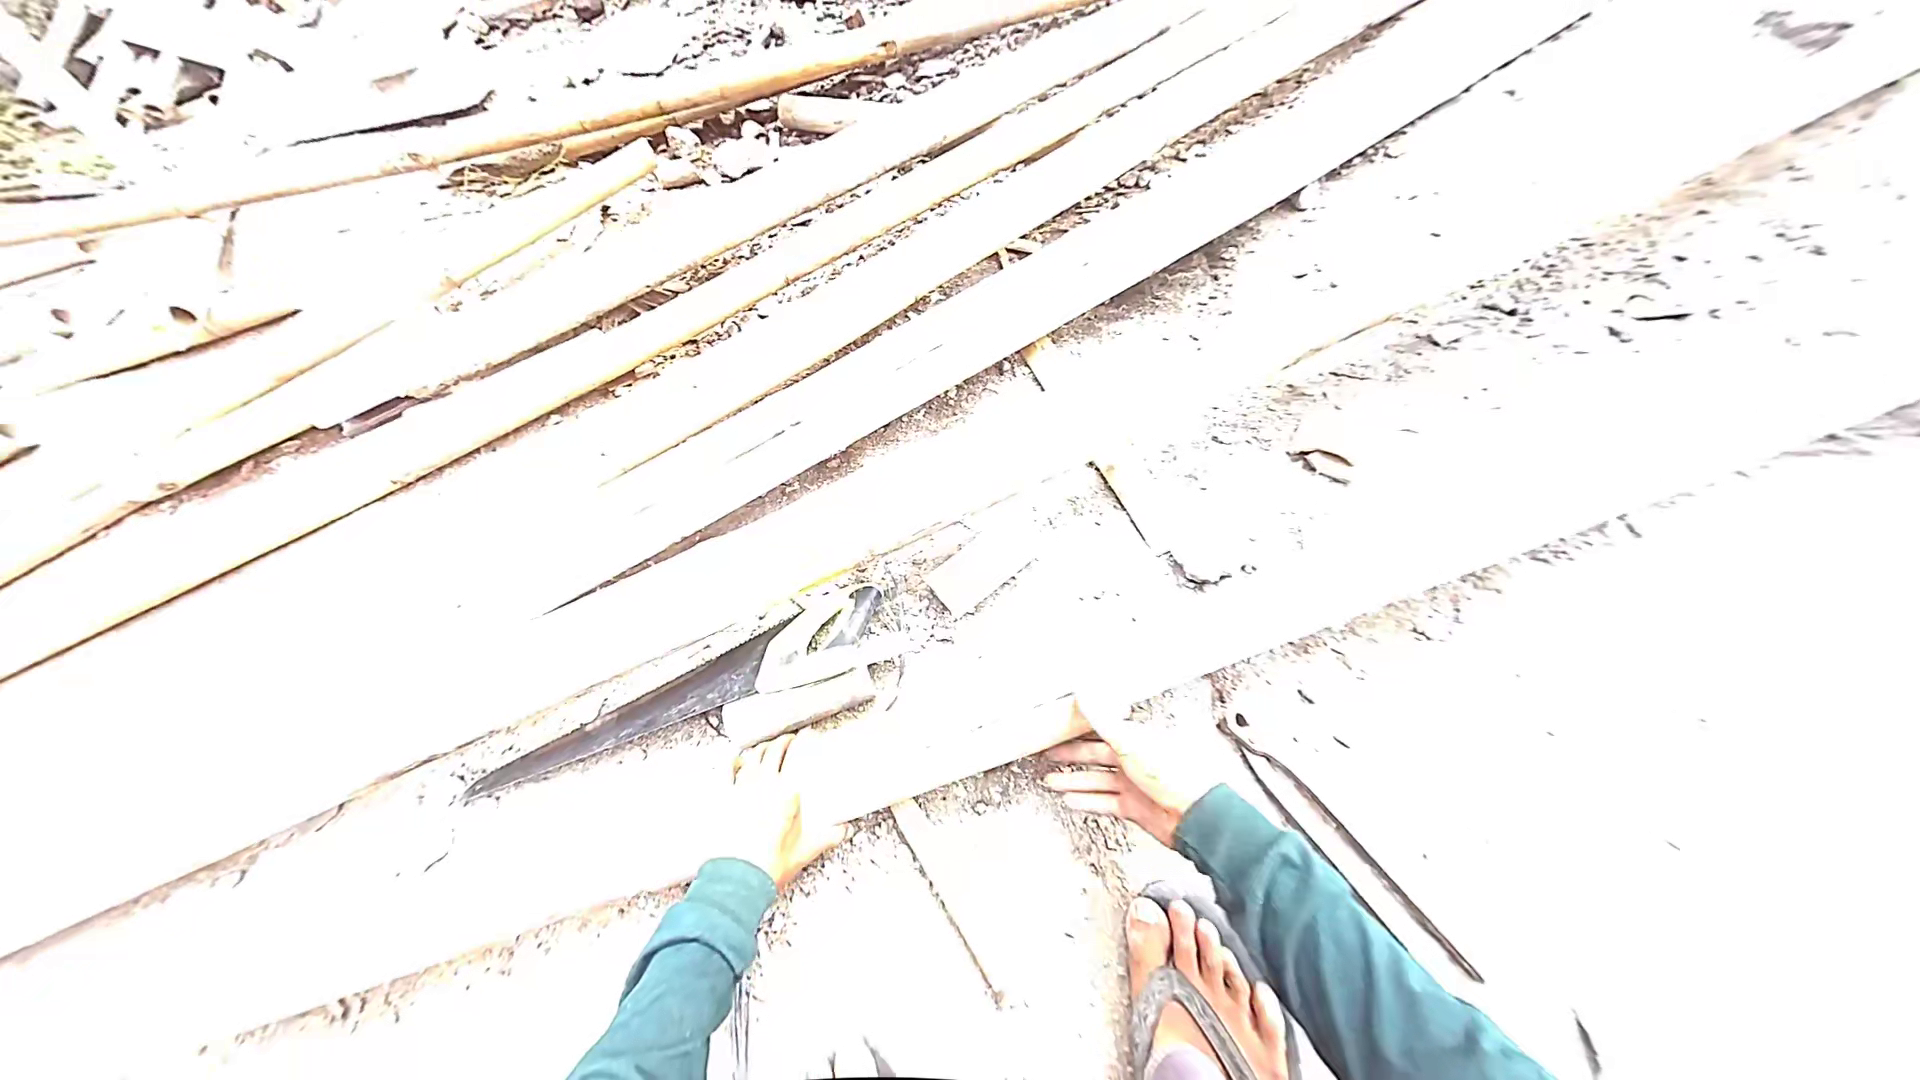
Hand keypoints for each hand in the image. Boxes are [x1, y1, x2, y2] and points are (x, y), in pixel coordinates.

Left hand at [722, 729, 850, 888]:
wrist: (738, 878)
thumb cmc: (769, 864)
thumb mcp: (805, 851)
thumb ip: (827, 837)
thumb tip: (842, 831)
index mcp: (785, 791)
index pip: (794, 755)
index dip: (799, 742)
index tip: (803, 737)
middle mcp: (763, 784)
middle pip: (772, 751)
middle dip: (781, 742)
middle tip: (787, 740)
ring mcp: (741, 789)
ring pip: (751, 757)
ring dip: (760, 749)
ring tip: (765, 747)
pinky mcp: (724, 800)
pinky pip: (727, 772)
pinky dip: (732, 762)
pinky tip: (735, 760)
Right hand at [1042, 698, 1218, 846]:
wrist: (1197, 815)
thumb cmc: (1175, 773)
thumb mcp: (1131, 741)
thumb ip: (1103, 719)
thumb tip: (1085, 693)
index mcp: (1135, 738)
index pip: (1099, 732)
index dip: (1077, 733)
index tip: (1059, 732)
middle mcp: (1134, 759)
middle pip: (1094, 756)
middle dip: (1071, 757)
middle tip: (1050, 755)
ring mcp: (1134, 783)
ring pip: (1096, 780)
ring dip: (1074, 781)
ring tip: (1052, 781)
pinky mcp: (1135, 807)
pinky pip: (1104, 802)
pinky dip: (1087, 801)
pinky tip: (1072, 800)